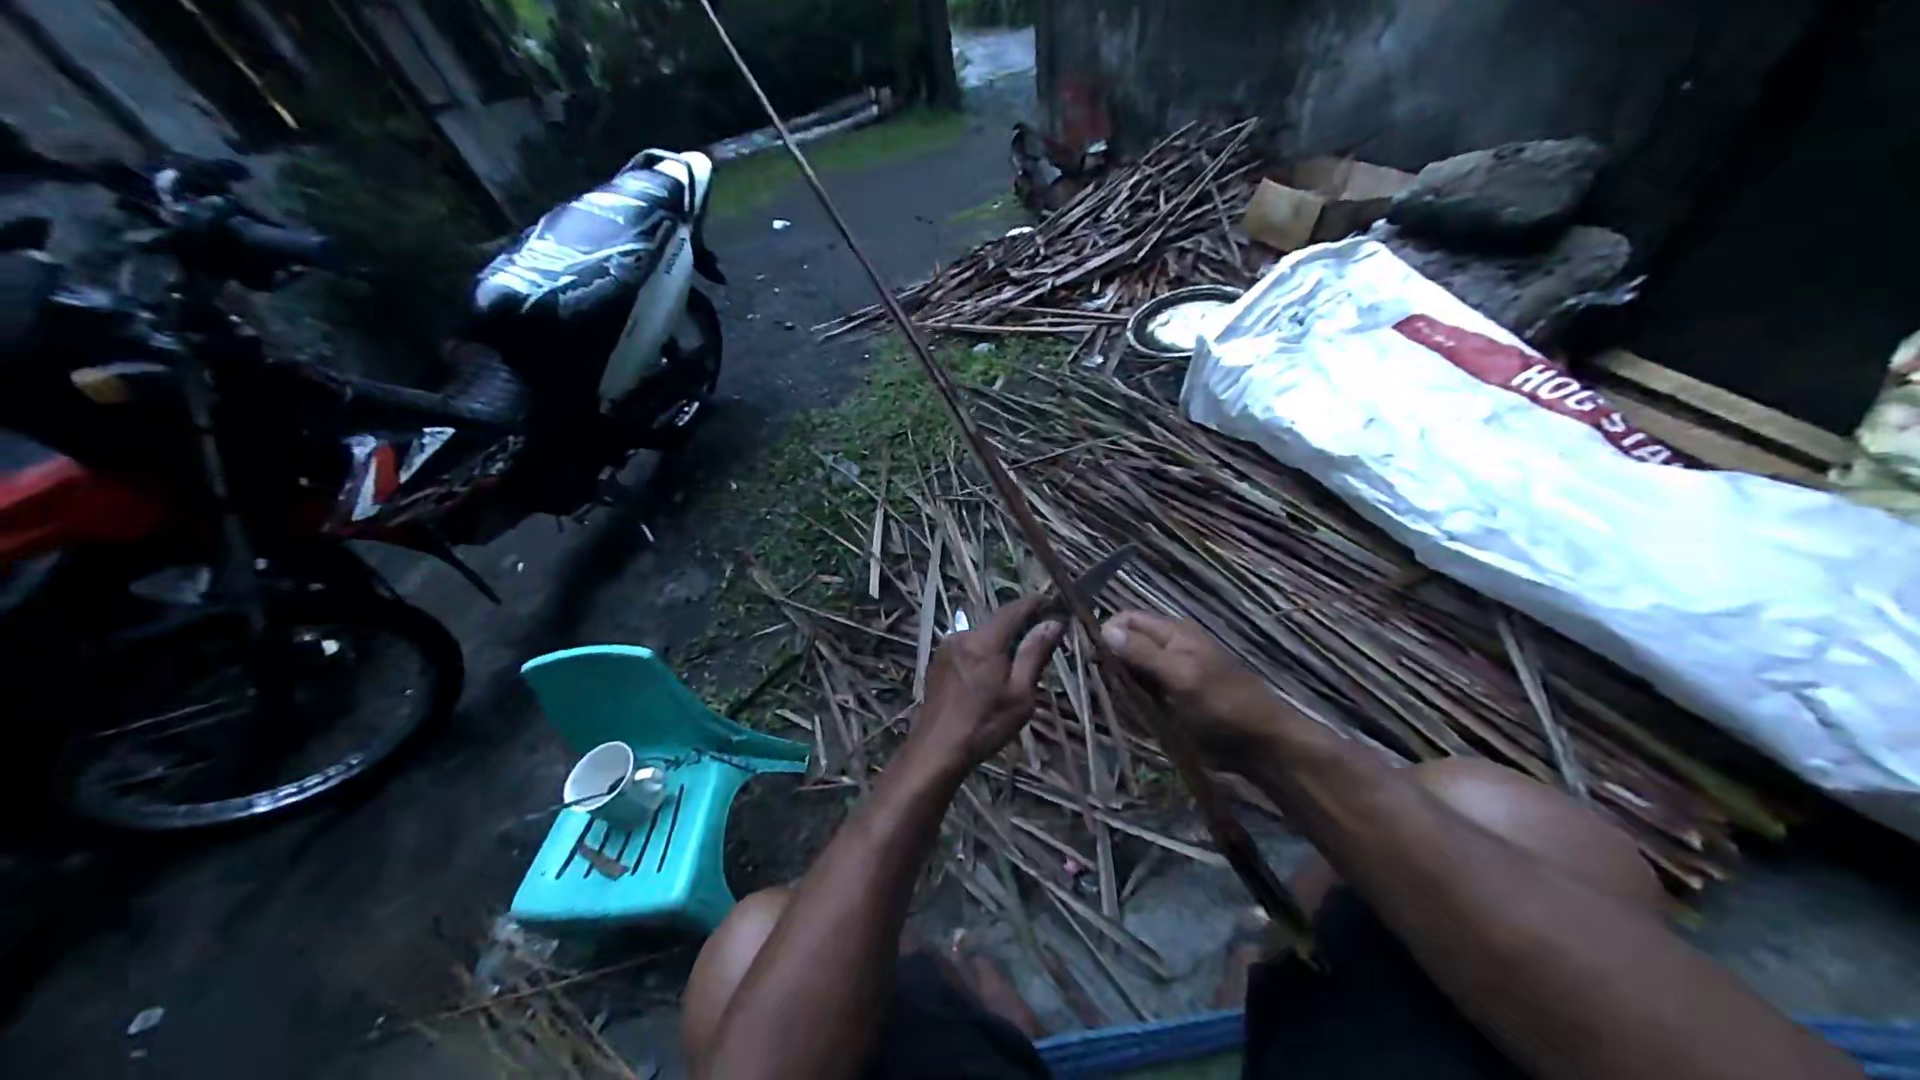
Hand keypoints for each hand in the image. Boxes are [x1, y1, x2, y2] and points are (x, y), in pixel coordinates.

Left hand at [909, 596, 1065, 774]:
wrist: (936, 750)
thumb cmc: (984, 725)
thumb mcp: (1020, 693)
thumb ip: (1035, 654)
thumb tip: (1054, 622)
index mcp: (984, 641)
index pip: (1014, 609)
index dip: (1036, 604)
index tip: (1055, 604)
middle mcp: (961, 636)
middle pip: (997, 622)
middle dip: (1021, 626)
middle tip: (1043, 640)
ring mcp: (945, 648)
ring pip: (982, 635)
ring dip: (1001, 641)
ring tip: (1019, 663)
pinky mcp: (937, 663)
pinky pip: (968, 648)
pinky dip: (984, 652)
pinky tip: (991, 675)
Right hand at [1100, 610, 1281, 756]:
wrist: (1261, 744)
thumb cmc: (1223, 704)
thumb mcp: (1180, 676)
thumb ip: (1142, 653)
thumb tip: (1104, 630)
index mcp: (1172, 632)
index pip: (1124, 619)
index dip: (1106, 634)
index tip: (1093, 662)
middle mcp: (1167, 648)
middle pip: (1124, 646)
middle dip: (1112, 667)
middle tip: (1110, 692)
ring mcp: (1169, 674)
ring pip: (1129, 673)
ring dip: (1123, 690)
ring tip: (1127, 709)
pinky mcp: (1171, 699)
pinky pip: (1141, 695)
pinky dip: (1136, 705)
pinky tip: (1139, 718)